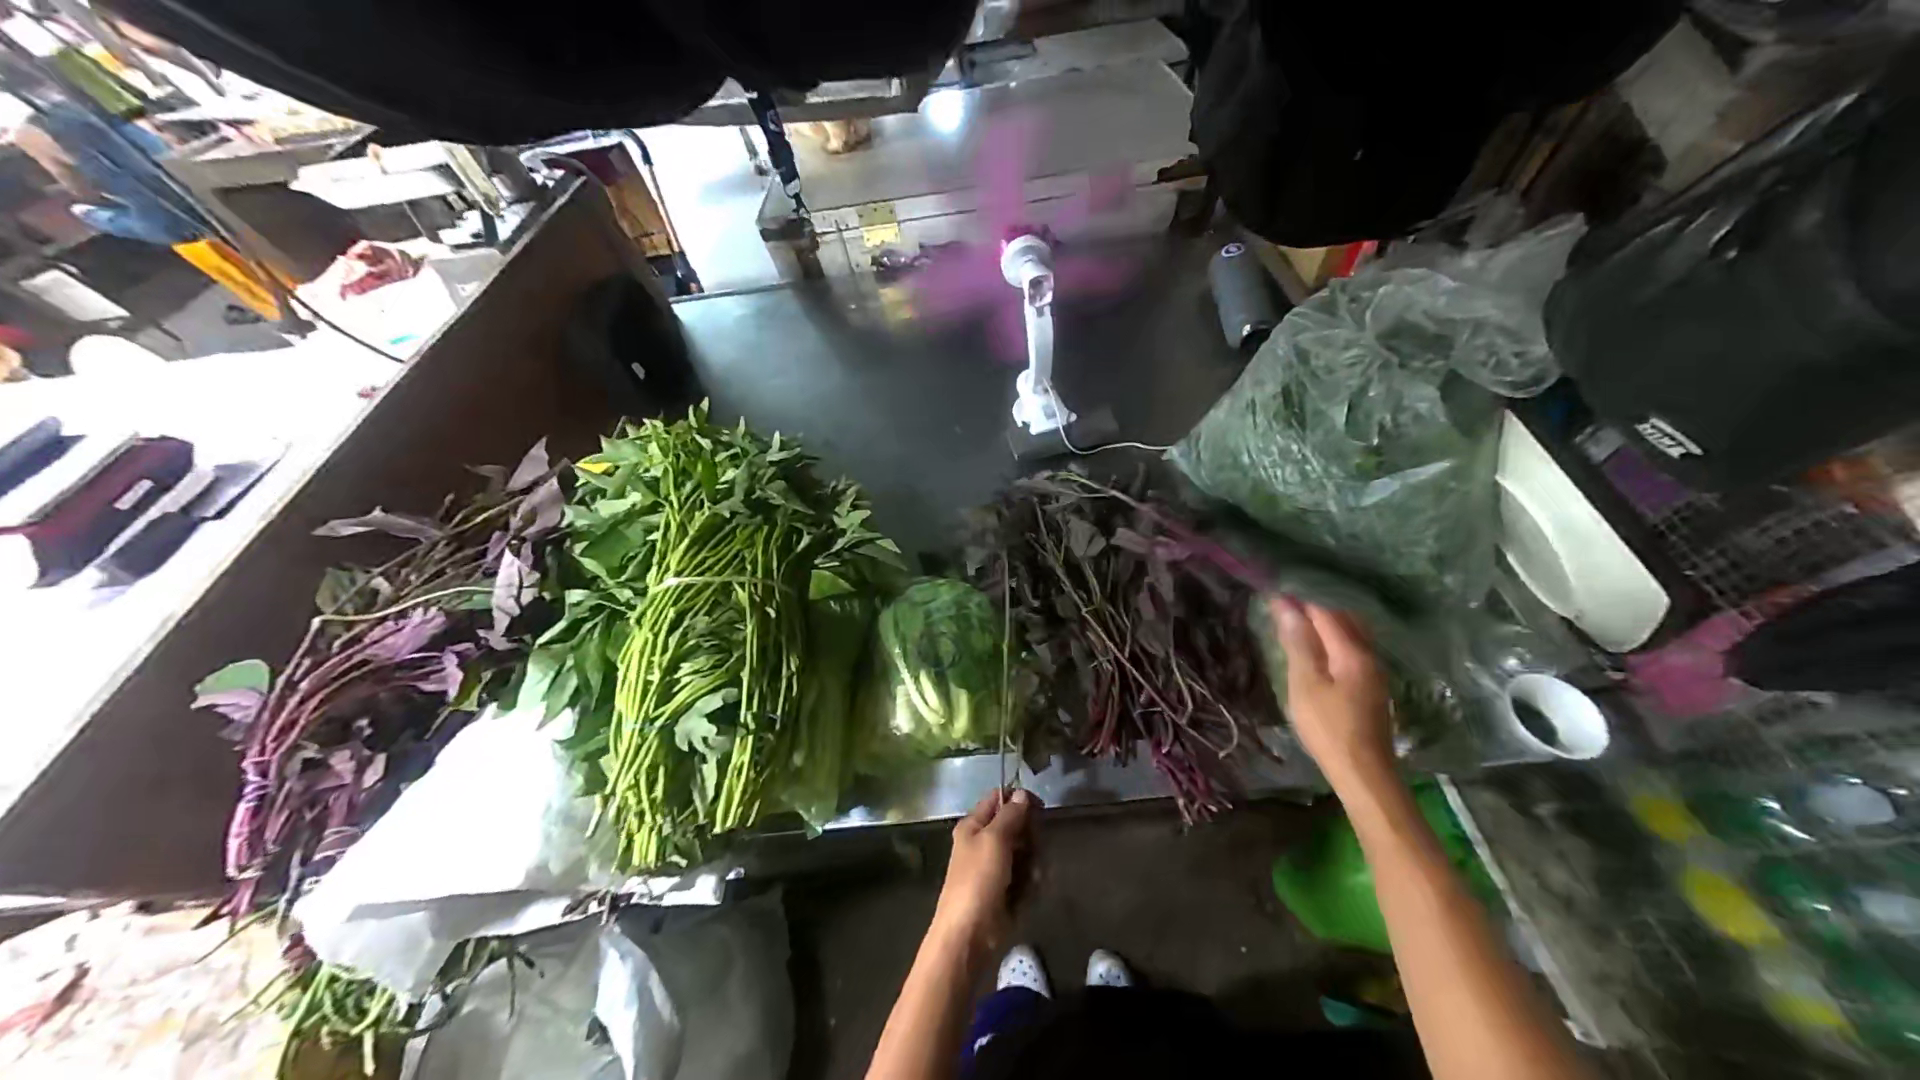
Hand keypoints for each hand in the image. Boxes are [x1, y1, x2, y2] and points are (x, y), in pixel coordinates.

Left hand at [932, 789, 1038, 952]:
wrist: (969, 935)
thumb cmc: (977, 880)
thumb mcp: (994, 840)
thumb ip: (1010, 814)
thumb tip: (1021, 793)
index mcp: (973, 825)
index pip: (998, 798)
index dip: (1018, 799)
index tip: (1039, 808)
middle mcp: (984, 842)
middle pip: (1017, 826)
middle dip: (1029, 838)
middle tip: (1032, 849)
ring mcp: (996, 867)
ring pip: (1025, 852)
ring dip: (1032, 863)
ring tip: (1031, 878)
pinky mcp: (1007, 889)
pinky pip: (1026, 876)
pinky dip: (1030, 883)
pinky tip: (1029, 893)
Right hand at [1268, 595, 1395, 788]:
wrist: (1363, 772)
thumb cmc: (1328, 727)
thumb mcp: (1305, 684)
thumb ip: (1298, 643)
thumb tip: (1286, 605)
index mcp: (1352, 651)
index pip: (1325, 611)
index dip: (1300, 598)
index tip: (1274, 588)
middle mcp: (1368, 654)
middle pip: (1344, 616)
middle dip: (1315, 603)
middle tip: (1284, 598)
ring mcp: (1373, 670)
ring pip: (1351, 631)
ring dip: (1326, 620)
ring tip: (1297, 616)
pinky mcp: (1370, 684)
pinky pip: (1352, 646)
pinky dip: (1333, 636)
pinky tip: (1318, 642)